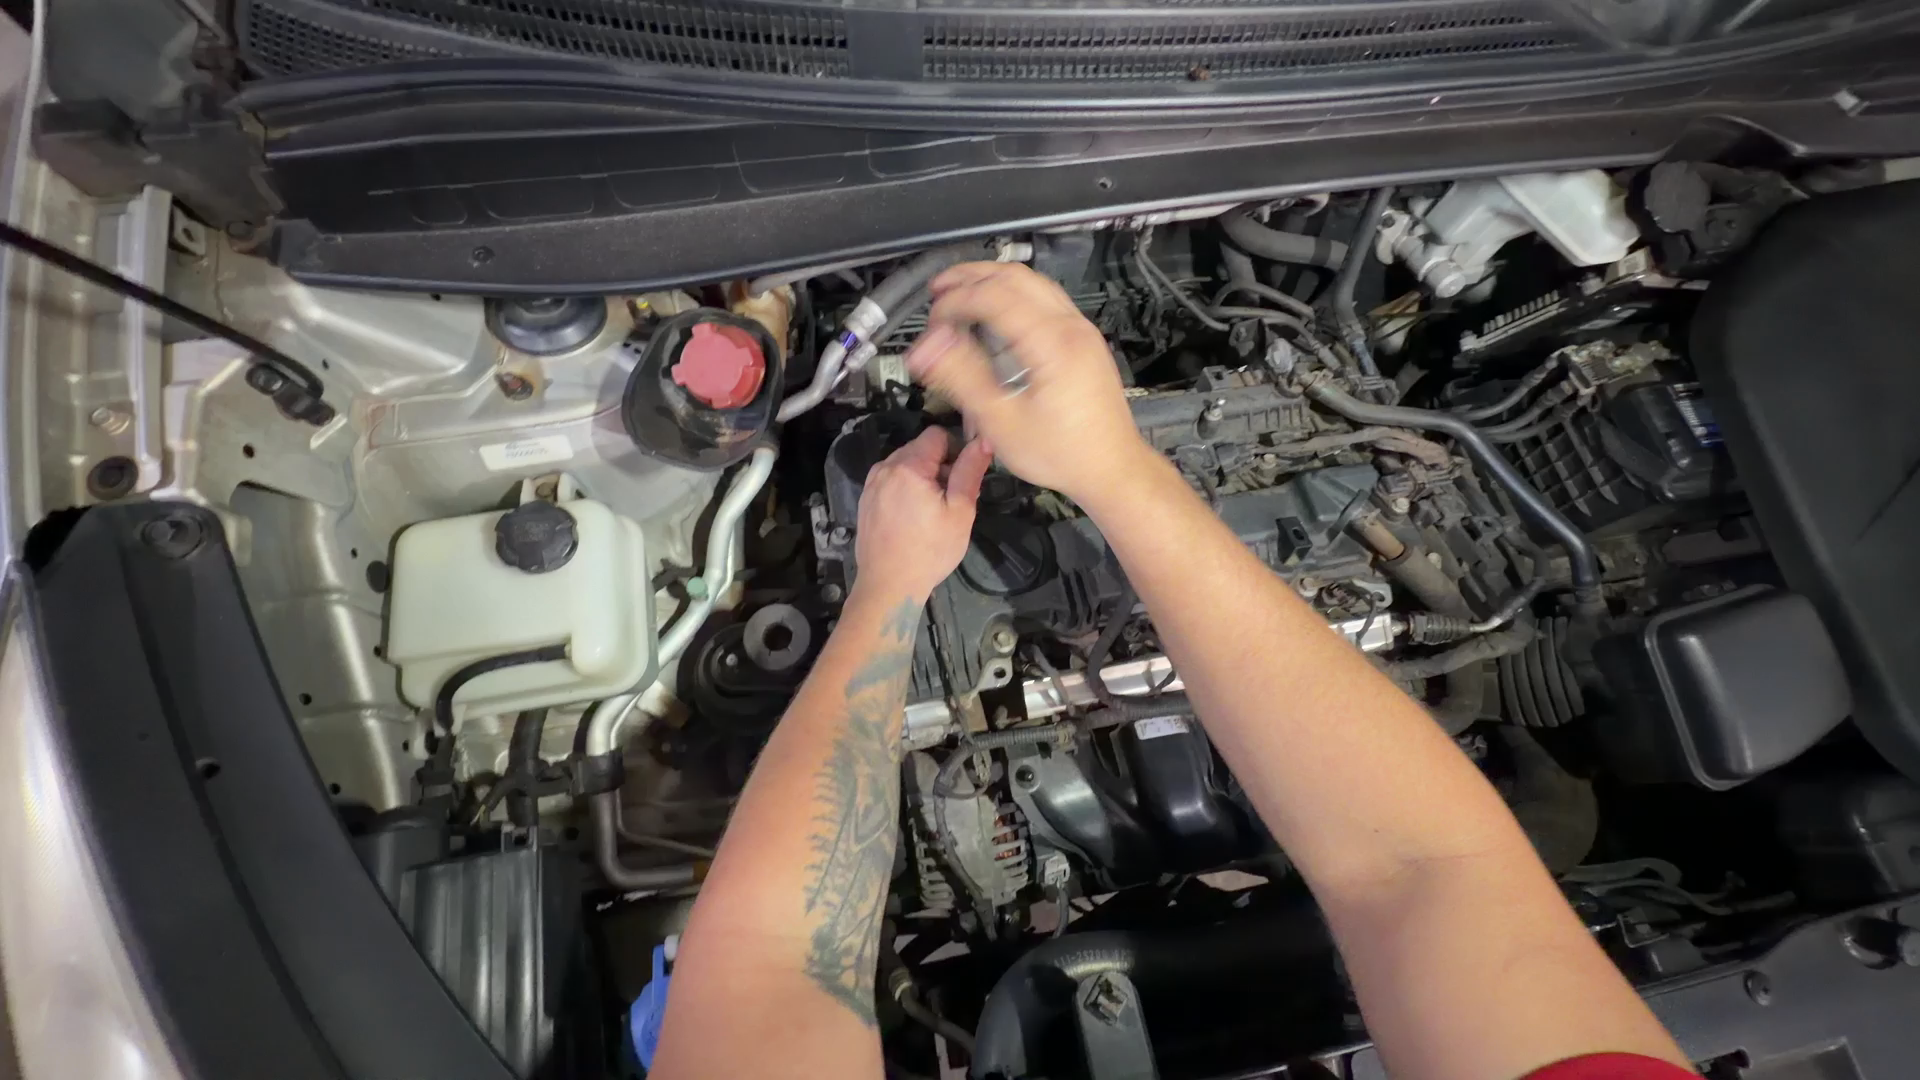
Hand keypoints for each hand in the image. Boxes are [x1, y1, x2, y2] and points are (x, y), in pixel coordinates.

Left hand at [853, 427, 992, 602]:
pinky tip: (913, 518)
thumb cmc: (930, 551)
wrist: (889, 585)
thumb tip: (983, 441)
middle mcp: (884, 467)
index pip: (936, 435)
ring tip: (933, 512)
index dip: (956, 450)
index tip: (963, 478)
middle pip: (919, 449)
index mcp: (908, 466)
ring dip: (922, 478)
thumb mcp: (960, 511)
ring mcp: (871, 484)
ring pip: (905, 465)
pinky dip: (906, 490)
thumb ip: (970, 471)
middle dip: (940, 466)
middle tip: (952, 500)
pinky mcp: (866, 500)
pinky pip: (891, 481)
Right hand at [905, 262, 1153, 505]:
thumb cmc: (1063, 453)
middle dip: (969, 279)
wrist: (1111, 469)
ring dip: (992, 282)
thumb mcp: (1002, 422)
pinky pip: (1044, 300)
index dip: (955, 301)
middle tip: (936, 292)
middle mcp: (1070, 326)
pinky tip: (994, 313)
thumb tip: (926, 348)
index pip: (994, 295)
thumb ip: (961, 378)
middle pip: (1014, 277)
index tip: (932, 322)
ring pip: (1032, 283)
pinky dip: (1013, 296)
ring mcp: (1080, 331)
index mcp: (1052, 342)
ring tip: (959, 295)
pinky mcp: (1082, 342)